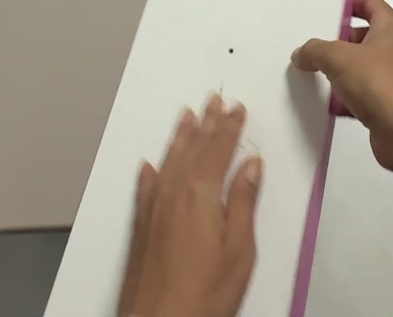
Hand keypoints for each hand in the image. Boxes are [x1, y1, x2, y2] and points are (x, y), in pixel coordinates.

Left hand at [118, 95, 261, 316]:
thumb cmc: (204, 294)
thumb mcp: (239, 251)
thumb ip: (244, 203)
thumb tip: (251, 165)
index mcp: (201, 192)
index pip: (219, 149)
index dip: (230, 126)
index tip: (238, 107)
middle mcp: (174, 191)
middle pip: (194, 147)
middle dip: (207, 122)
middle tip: (214, 98)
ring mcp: (154, 207)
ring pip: (169, 160)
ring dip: (181, 136)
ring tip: (187, 114)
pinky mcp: (141, 226)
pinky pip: (145, 186)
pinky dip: (151, 170)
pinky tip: (149, 163)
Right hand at [290, 0, 392, 174]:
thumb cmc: (379, 84)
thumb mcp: (339, 58)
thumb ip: (315, 50)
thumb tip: (301, 54)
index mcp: (391, 29)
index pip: (371, 4)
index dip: (351, 1)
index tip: (328, 5)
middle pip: (363, 37)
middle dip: (338, 40)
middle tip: (312, 42)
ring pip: (361, 68)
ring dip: (339, 71)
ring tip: (310, 71)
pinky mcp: (389, 106)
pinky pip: (362, 95)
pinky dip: (344, 98)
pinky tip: (323, 103)